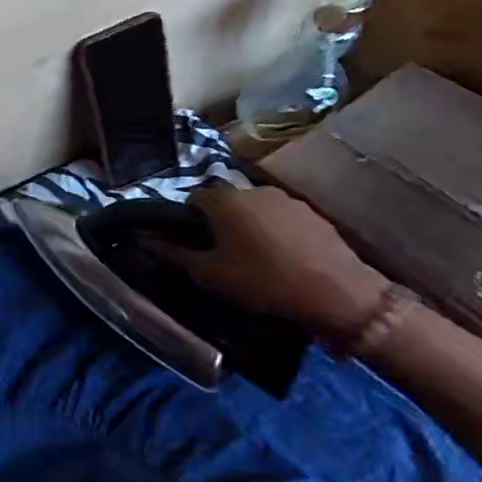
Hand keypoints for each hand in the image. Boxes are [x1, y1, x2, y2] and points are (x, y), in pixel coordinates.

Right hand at [162, 186, 393, 346]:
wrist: (335, 291)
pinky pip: (280, 217)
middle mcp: (254, 190)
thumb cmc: (263, 282)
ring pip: (254, 209)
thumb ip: (176, 254)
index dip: (187, 220)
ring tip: (254, 259)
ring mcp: (286, 199)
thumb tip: (146, 238)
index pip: (194, 197)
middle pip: (225, 201)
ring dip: (248, 227)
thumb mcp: (212, 276)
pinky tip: (281, 259)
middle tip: (221, 256)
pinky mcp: (311, 212)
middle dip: (219, 223)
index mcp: (225, 201)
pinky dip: (274, 232)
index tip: (192, 245)